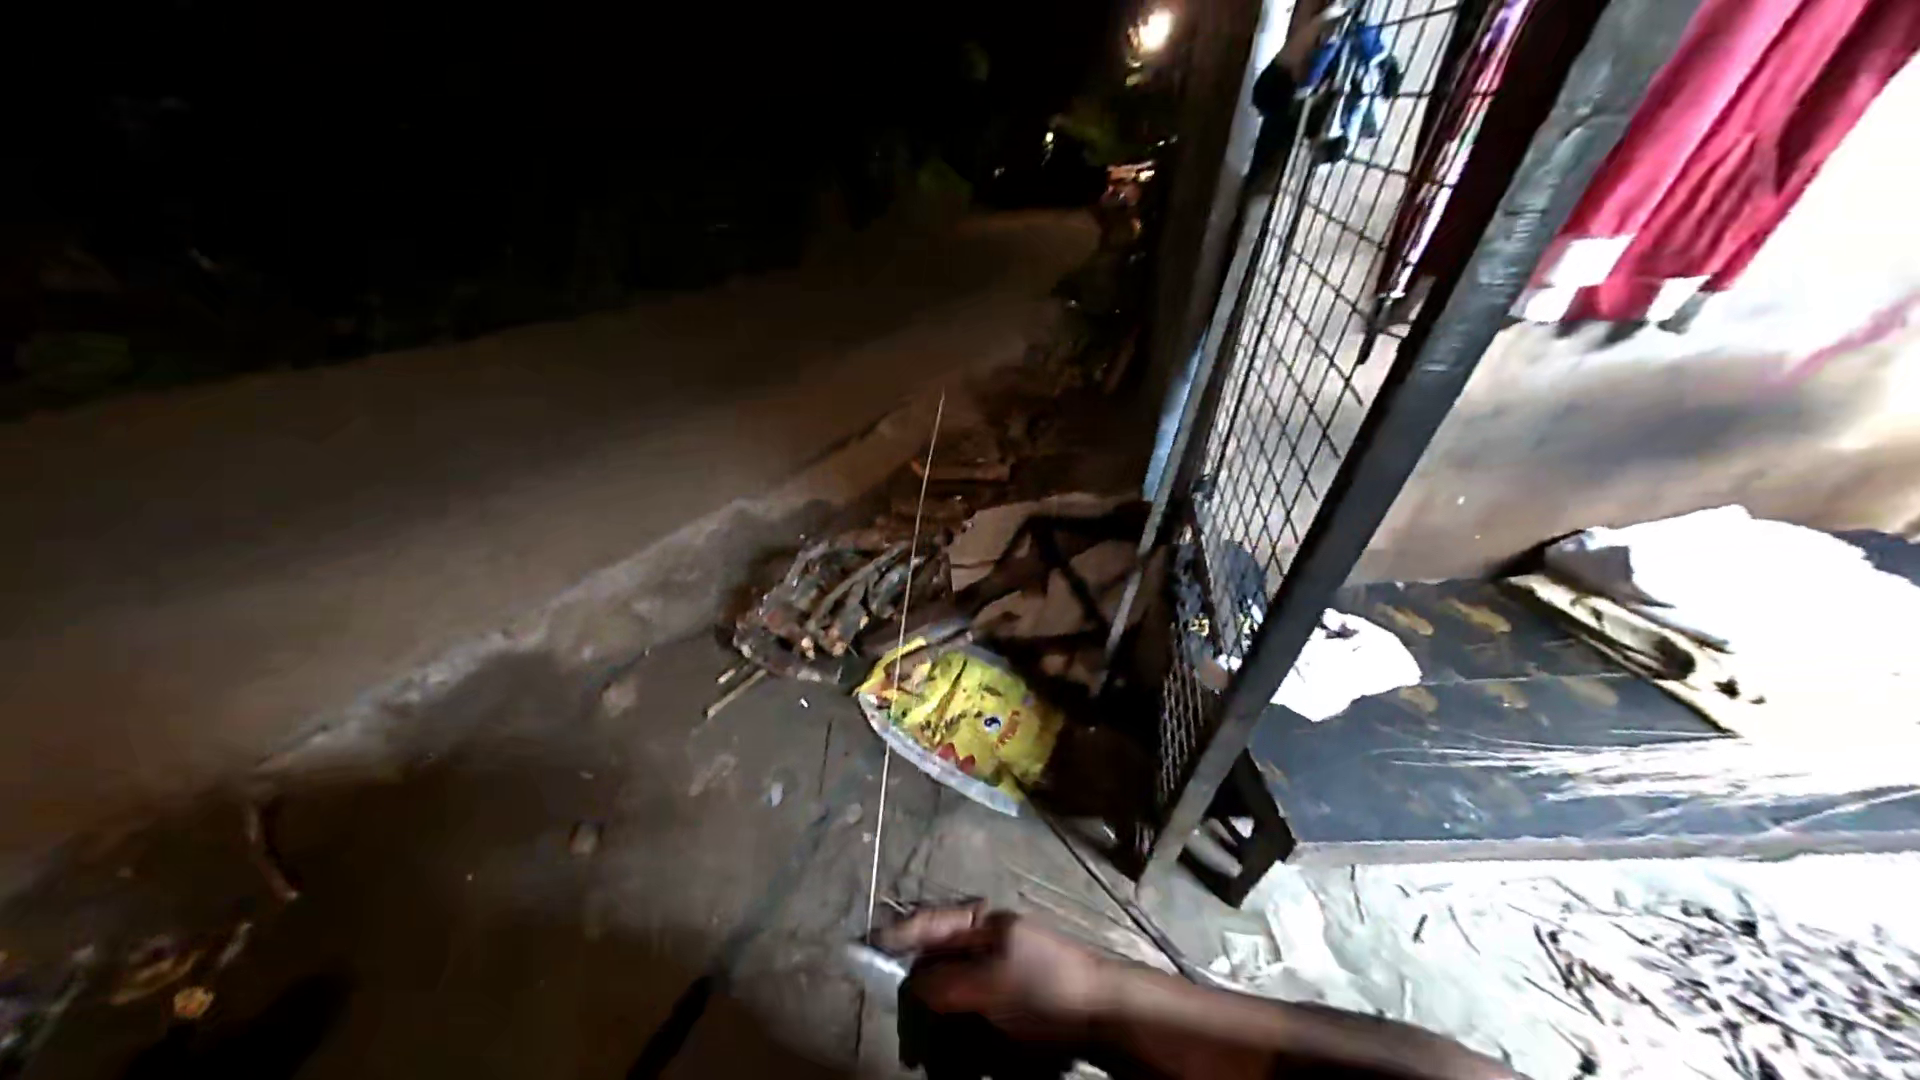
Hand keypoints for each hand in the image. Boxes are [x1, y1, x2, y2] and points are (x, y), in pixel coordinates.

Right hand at [874, 905, 1112, 1035]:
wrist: (1100, 1007)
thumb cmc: (1044, 981)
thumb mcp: (992, 980)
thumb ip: (949, 981)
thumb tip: (914, 984)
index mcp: (981, 921)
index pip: (930, 923)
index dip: (898, 935)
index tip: (865, 947)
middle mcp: (984, 938)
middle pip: (935, 954)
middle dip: (912, 979)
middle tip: (890, 1002)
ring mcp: (995, 965)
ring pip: (949, 982)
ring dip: (931, 1005)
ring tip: (914, 1031)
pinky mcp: (1004, 994)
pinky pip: (967, 1000)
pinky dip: (952, 1015)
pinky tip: (943, 1036)